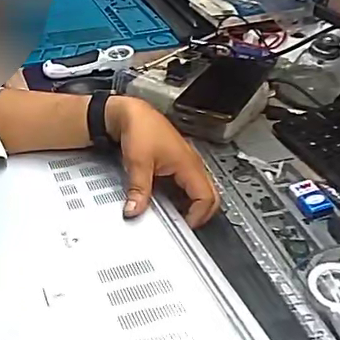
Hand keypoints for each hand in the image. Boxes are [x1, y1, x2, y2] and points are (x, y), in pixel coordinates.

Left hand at [106, 96, 219, 227]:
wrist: (130, 113)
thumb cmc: (139, 128)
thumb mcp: (137, 163)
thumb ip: (138, 190)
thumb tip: (135, 211)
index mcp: (189, 164)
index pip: (206, 197)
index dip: (198, 216)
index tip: (183, 226)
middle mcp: (192, 163)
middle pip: (209, 195)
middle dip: (199, 213)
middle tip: (182, 225)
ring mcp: (186, 162)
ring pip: (198, 190)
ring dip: (188, 205)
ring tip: (171, 215)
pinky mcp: (176, 162)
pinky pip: (186, 184)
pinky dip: (180, 196)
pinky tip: (164, 200)